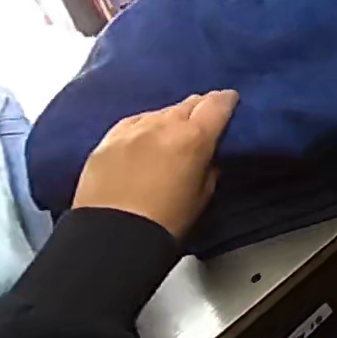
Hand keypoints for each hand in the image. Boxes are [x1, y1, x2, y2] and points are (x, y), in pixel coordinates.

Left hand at [72, 90, 239, 240]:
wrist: (112, 237)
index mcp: (194, 137)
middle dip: (200, 107)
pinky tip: (147, 134)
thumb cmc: (167, 219)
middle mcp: (163, 126)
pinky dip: (146, 124)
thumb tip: (208, 152)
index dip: (227, 100)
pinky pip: (133, 122)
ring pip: (161, 111)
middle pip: (188, 103)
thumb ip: (210, 162)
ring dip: (172, 117)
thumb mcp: (204, 190)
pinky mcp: (106, 142)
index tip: (231, 100)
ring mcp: (131, 132)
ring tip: (175, 129)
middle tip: (206, 116)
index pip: (217, 104)